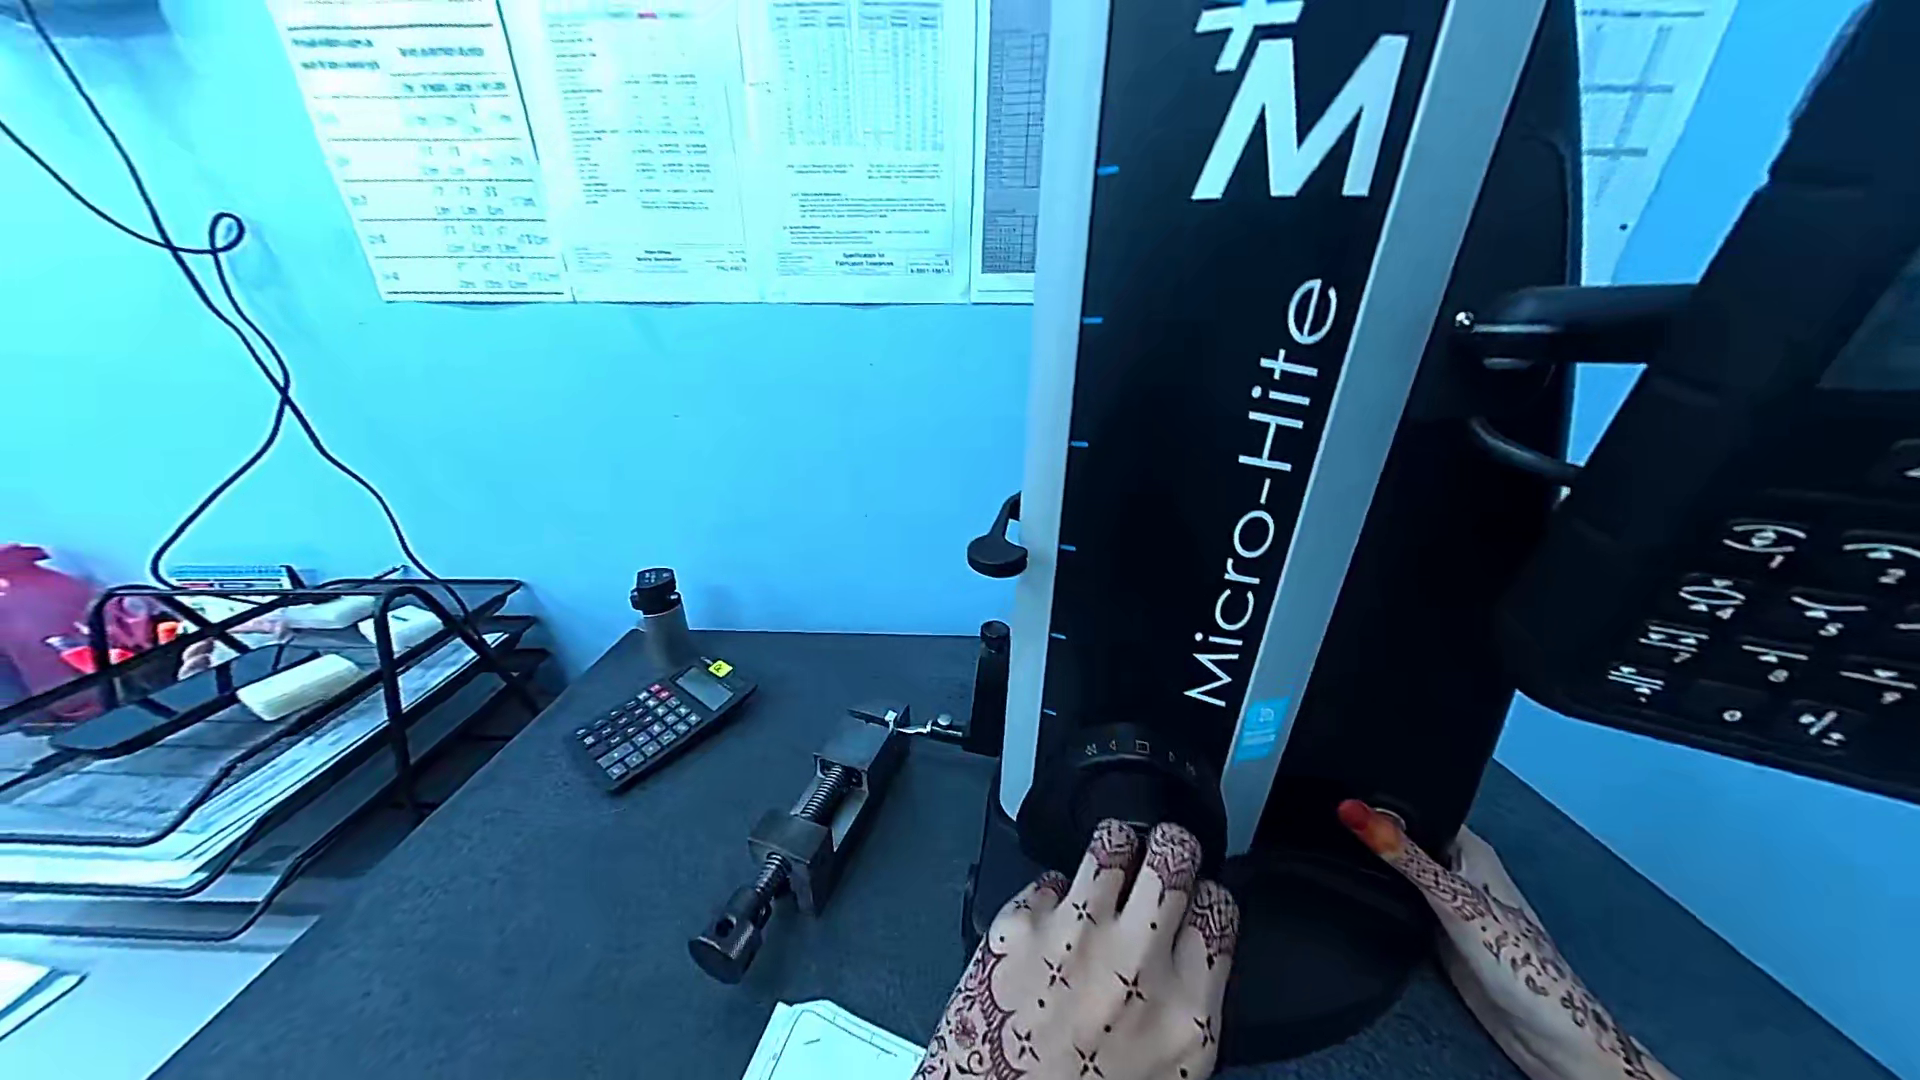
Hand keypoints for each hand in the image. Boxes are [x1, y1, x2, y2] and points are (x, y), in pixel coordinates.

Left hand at [915, 820, 1239, 1079]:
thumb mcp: (1166, 1068)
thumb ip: (1186, 1003)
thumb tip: (1193, 945)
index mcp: (1183, 1012)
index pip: (1219, 911)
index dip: (1207, 895)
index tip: (1195, 895)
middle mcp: (1135, 963)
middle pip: (1174, 855)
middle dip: (1170, 845)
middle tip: (1160, 852)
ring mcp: (1077, 934)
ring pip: (1112, 840)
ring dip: (1113, 847)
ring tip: (1108, 861)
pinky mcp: (1024, 921)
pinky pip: (1052, 876)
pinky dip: (1054, 890)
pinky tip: (1052, 914)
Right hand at [1338, 801, 1677, 1079]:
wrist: (1548, 1042)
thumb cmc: (1519, 964)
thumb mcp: (1452, 899)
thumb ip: (1401, 854)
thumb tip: (1351, 807)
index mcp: (1468, 847)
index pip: (1412, 807)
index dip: (1372, 797)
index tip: (1327, 788)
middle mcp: (1454, 867)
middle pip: (1399, 836)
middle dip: (1365, 830)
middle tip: (1316, 818)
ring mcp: (1443, 899)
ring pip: (1393, 867)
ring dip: (1367, 861)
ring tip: (1323, 845)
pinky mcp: (1431, 927)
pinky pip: (1393, 896)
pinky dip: (1373, 890)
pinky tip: (1348, 884)